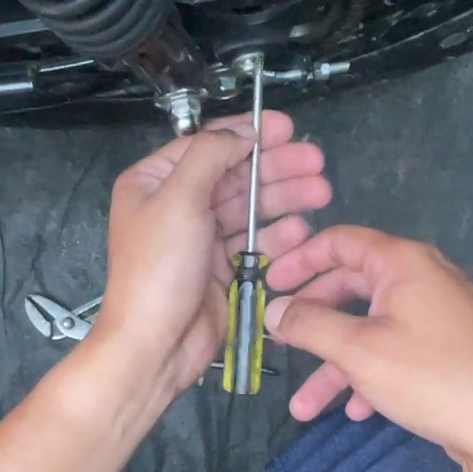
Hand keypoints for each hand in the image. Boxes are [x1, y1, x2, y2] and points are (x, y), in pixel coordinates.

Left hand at [95, 111, 330, 386]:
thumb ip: (210, 155)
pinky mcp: (220, 269)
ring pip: (249, 208)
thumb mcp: (178, 199)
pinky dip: (277, 235)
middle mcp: (175, 206)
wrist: (155, 344)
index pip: (205, 146)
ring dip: (284, 199)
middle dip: (275, 167)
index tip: (284, 128)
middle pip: (234, 176)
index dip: (246, 134)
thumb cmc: (157, 270)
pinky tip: (301, 230)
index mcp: (152, 183)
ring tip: (320, 192)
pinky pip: (254, 243)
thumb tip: (241, 135)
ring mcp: (200, 239)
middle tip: (315, 162)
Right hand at [264, 226, 472, 467]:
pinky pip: (396, 351)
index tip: (268, 284)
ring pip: (370, 331)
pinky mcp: (449, 350)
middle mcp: (422, 279)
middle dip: (311, 322)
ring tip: (304, 408)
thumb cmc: (431, 375)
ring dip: (334, 367)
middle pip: (351, 289)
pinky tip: (357, 411)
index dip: (300, 260)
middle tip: (278, 340)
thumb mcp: (358, 350)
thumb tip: (273, 310)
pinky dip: (370, 376)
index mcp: (402, 263)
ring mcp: (439, 316)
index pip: (340, 242)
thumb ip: (309, 325)